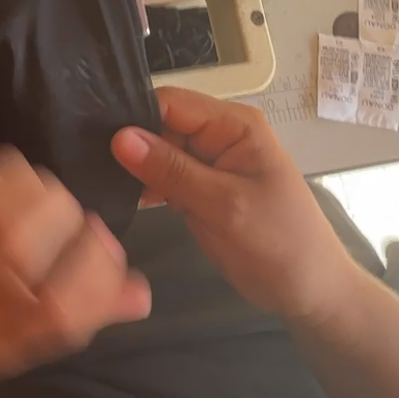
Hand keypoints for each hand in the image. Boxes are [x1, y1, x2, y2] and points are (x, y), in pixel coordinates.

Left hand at [0, 138, 151, 397]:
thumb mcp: (24, 348)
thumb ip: (86, 313)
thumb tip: (140, 291)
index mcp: (26, 312)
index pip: (98, 261)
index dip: (102, 254)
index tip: (93, 249)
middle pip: (61, 203)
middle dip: (56, 221)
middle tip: (35, 238)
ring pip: (23, 172)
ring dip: (19, 193)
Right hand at [111, 87, 356, 322]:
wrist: (312, 295)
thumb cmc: (280, 244)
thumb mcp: (225, 206)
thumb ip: (172, 170)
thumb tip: (119, 136)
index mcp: (232, 124)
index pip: (171, 102)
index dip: (134, 114)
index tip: (93, 133)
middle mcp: (217, 134)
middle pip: (159, 122)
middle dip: (128, 140)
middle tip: (86, 158)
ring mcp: (207, 162)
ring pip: (156, 149)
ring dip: (131, 164)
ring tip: (93, 175)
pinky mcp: (198, 188)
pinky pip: (162, 175)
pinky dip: (142, 184)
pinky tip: (114, 194)